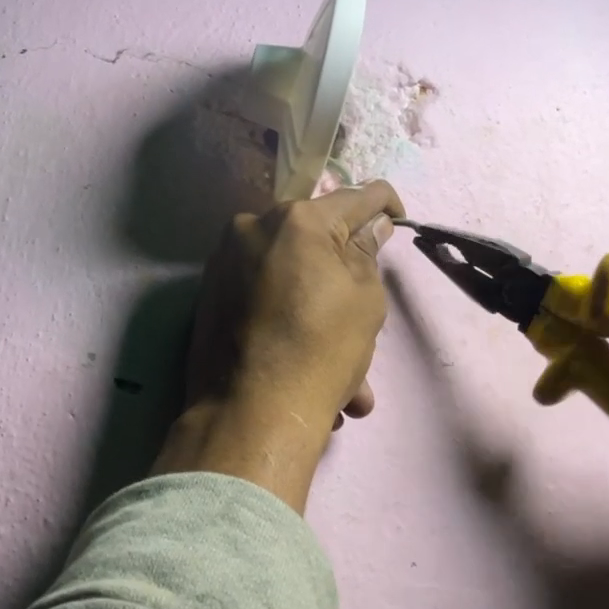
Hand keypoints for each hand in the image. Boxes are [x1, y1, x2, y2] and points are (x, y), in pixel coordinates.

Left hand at [150, 181, 406, 512]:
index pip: (354, 197)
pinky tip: (314, 378)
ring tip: (349, 382)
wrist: (248, 412)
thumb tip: (369, 225)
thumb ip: (366, 253)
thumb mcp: (364, 299)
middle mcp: (252, 228)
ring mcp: (224, 261)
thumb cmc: (320, 348)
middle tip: (369, 322)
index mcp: (295, 219)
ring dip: (321, 318)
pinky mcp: (209, 294)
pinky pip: (263, 301)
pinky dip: (288, 326)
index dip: (385, 204)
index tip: (398, 219)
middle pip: (315, 242)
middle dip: (346, 281)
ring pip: (290, 280)